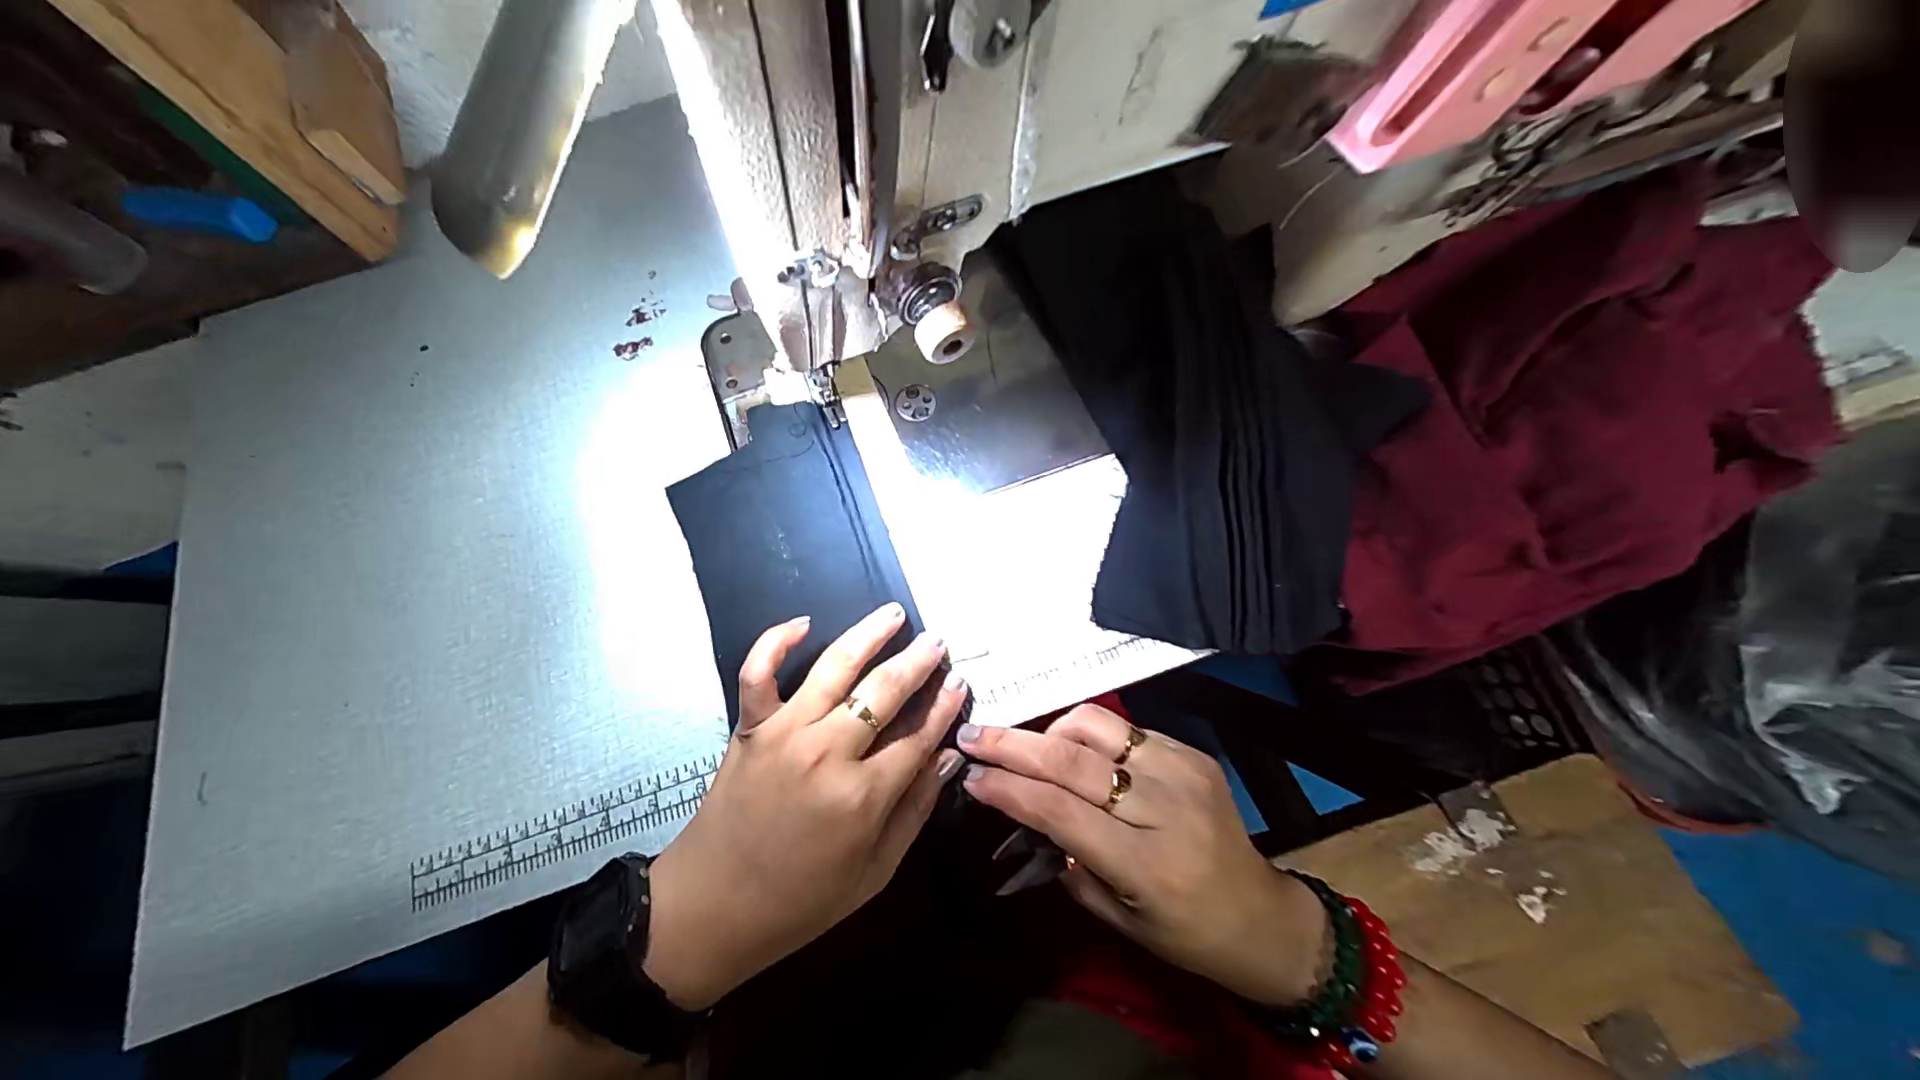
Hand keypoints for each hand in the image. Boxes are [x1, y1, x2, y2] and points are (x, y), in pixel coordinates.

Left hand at [639, 603, 968, 1009]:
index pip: (918, 735)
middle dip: (919, 662)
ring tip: (894, 614)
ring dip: (869, 634)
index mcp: (863, 796)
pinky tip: (804, 622)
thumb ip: (916, 808)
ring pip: (835, 667)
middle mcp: (827, 752)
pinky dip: (775, 641)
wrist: (712, 909)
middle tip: (938, 642)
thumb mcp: (875, 871)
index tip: (960, 682)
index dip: (944, 707)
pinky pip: (758, 673)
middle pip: (884, 691)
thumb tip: (949, 756)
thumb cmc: (801, 900)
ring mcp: (784, 733)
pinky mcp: (750, 728)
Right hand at [959, 706, 1328, 1006]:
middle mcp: (1165, 807)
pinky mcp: (1192, 753)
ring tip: (1027, 744)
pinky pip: (1125, 729)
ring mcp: (1183, 771)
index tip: (971, 775)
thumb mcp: (1118, 918)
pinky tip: (1075, 750)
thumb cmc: (1185, 933)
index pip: (1060, 810)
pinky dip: (1089, 735)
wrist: (1262, 915)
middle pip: (1073, 759)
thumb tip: (1023, 810)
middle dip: (1013, 744)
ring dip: (1052, 729)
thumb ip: (1068, 861)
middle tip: (974, 736)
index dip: (1008, 788)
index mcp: (1146, 863)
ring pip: (1098, 725)